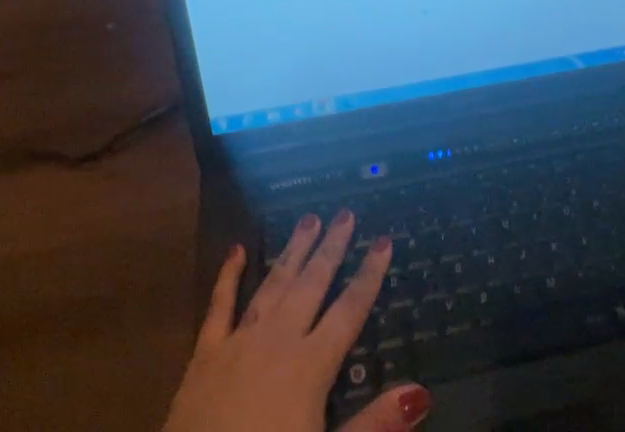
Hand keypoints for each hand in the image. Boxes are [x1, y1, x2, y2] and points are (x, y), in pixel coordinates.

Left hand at [164, 211, 429, 431]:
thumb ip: (374, 422)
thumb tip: (419, 391)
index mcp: (310, 366)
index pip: (349, 310)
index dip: (369, 275)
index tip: (383, 240)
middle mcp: (278, 341)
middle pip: (312, 285)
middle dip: (331, 248)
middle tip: (345, 213)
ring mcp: (238, 342)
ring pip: (272, 285)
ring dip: (292, 252)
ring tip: (308, 219)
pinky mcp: (205, 354)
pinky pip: (219, 306)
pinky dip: (228, 276)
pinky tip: (235, 250)